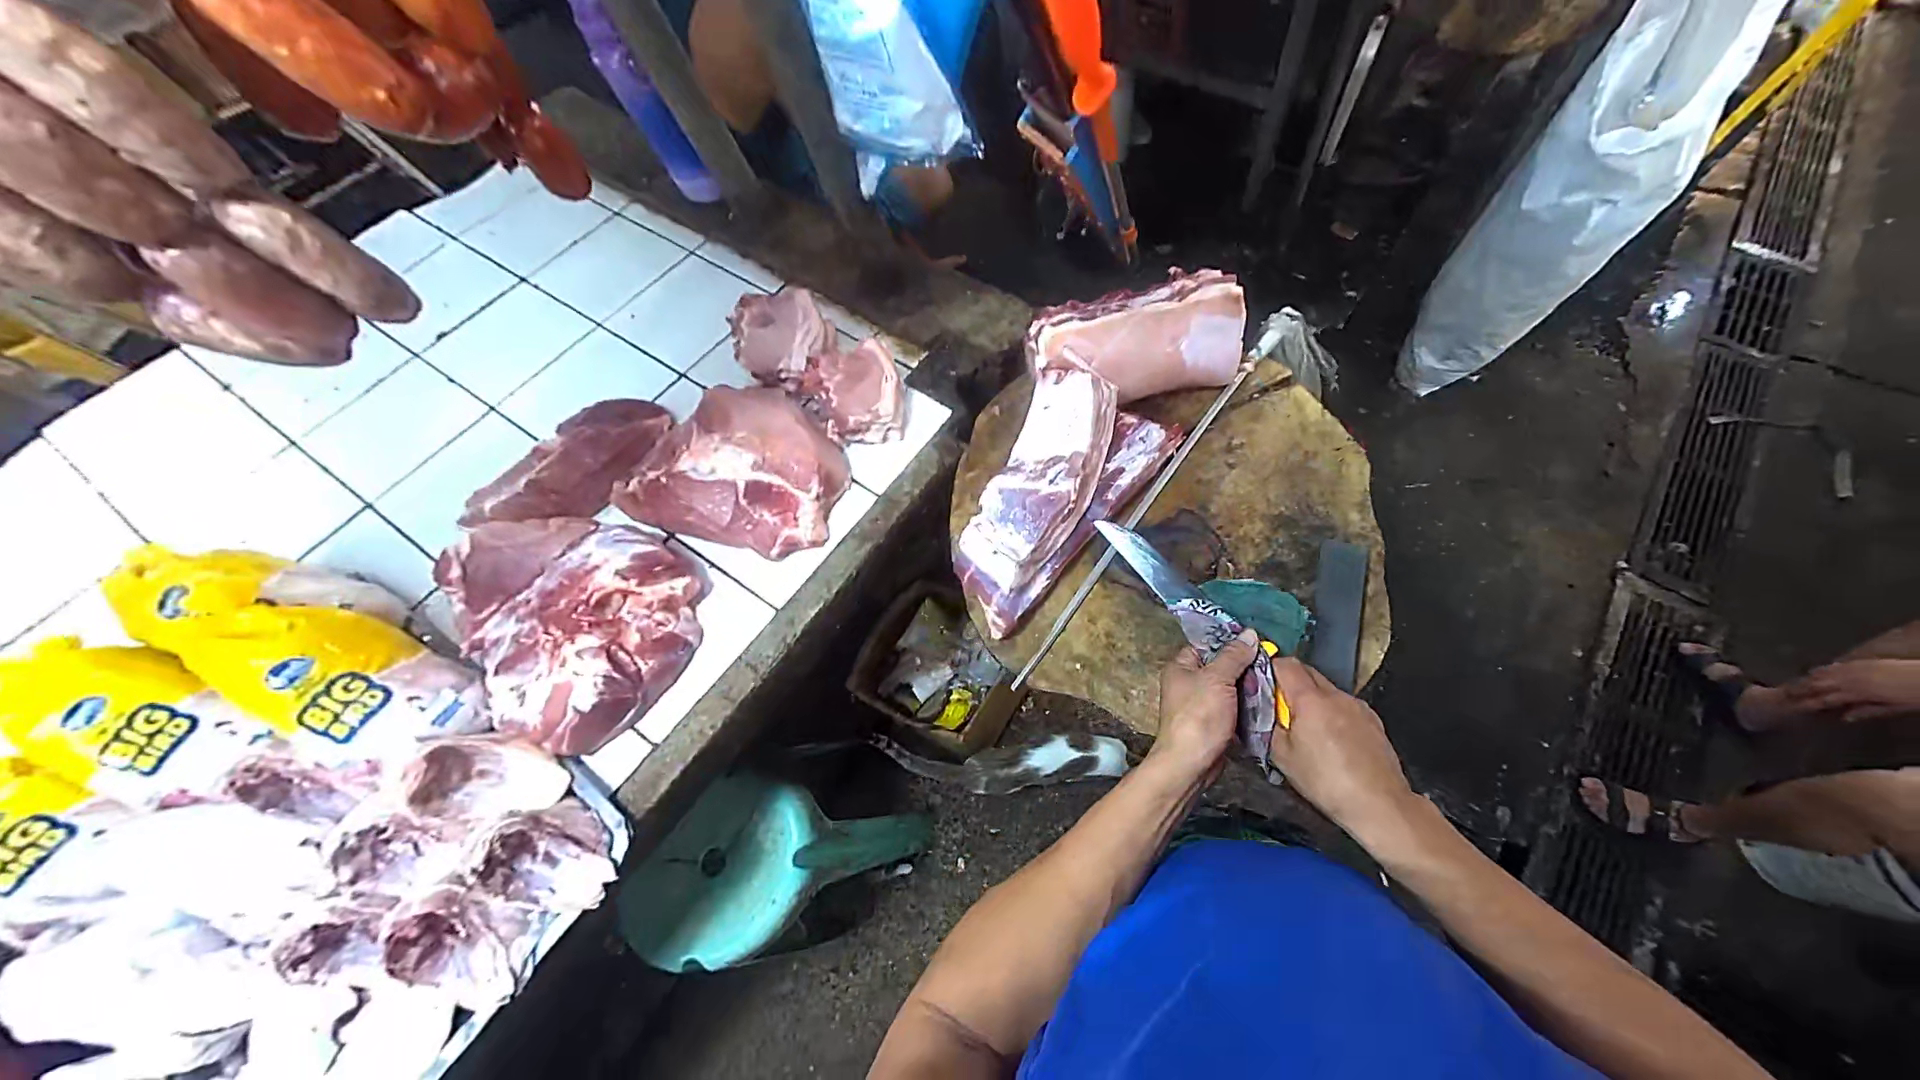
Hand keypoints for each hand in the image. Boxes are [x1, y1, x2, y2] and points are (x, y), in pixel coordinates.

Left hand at [1151, 630, 1257, 779]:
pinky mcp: (1215, 721)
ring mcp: (1202, 703)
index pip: (1207, 644)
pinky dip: (1249, 705)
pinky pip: (1235, 706)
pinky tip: (1268, 702)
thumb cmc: (1198, 717)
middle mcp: (1189, 682)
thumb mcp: (1216, 679)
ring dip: (1250, 687)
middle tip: (1271, 664)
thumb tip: (1249, 634)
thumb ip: (1233, 656)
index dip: (1231, 642)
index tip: (1258, 641)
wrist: (1191, 763)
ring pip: (1231, 687)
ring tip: (1274, 682)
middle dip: (1245, 666)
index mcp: (1181, 666)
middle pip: (1222, 666)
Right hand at [1267, 658, 1417, 838]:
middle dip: (1289, 682)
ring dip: (1311, 698)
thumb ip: (1267, 724)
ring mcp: (1358, 707)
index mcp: (1310, 699)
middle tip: (1277, 706)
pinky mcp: (1373, 721)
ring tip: (1305, 727)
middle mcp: (1337, 696)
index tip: (1260, 684)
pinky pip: (1344, 706)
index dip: (1268, 669)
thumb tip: (1259, 709)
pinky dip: (1331, 712)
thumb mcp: (1281, 755)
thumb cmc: (1326, 781)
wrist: (1379, 804)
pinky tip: (1330, 739)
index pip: (1285, 664)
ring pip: (1326, 689)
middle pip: (1307, 672)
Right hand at [1783, 659, 1919, 720]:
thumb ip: (1870, 711)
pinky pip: (1835, 666)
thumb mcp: (1898, 707)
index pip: (1826, 698)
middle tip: (1783, 694)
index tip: (1792, 707)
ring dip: (1807, 679)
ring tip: (1793, 683)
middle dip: (1799, 689)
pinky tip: (1815, 671)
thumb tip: (1845, 717)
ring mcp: (1856, 669)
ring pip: (1823, 674)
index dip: (1808, 703)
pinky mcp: (1863, 663)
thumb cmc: (1919, 696)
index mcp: (1859, 692)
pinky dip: (1822, 670)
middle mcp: (1852, 679)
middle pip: (1818, 684)